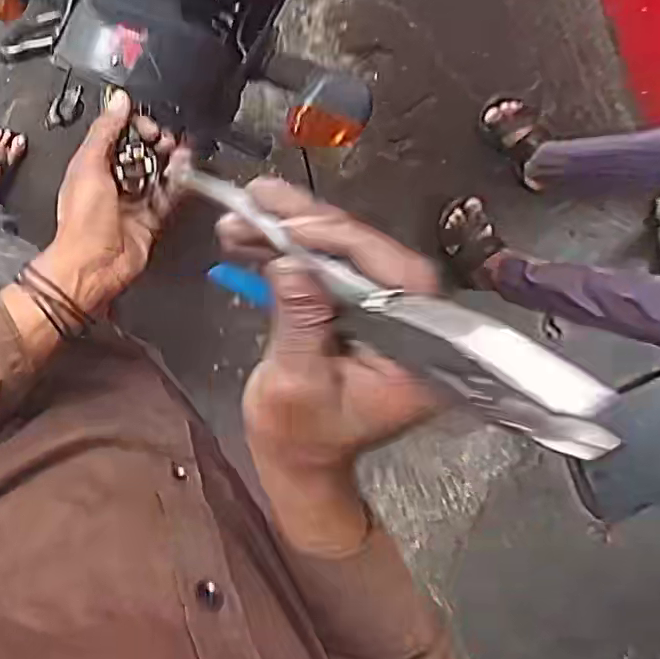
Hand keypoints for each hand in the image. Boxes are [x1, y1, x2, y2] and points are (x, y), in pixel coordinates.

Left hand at [33, 89, 190, 312]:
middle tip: (164, 138)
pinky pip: (168, 197)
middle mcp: (112, 183)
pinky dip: (178, 183)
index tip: (145, 124)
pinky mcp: (149, 220)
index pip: (117, 136)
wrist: (93, 266)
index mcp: (91, 167)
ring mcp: (132, 202)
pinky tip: (184, 170)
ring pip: (157, 173)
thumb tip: (117, 101)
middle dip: (155, 142)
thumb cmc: (82, 222)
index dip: (133, 127)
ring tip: (179, 151)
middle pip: (140, 153)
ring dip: (170, 160)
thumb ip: (104, 132)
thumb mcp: (88, 165)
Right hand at [218, 179, 440, 549]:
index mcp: (416, 352)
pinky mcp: (345, 307)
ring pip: (339, 254)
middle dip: (311, 225)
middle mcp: (405, 324)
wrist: (294, 458)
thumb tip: (290, 264)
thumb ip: (299, 323)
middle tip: (264, 200)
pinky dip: (283, 249)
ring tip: (244, 212)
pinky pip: (319, 268)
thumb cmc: (299, 437)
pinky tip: (249, 234)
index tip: (296, 227)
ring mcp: (374, 313)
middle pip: (367, 254)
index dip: (348, 245)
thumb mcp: (295, 383)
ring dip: (289, 230)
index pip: (396, 278)